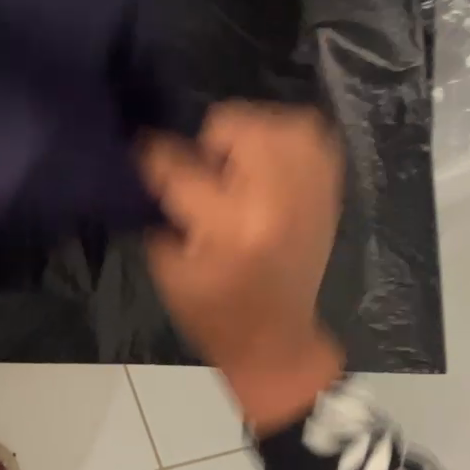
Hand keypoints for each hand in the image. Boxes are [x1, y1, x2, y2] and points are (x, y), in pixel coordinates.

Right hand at [137, 101, 346, 433]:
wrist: (275, 341)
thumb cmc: (210, 314)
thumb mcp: (169, 268)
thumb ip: (165, 211)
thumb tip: (160, 170)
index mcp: (227, 227)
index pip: (182, 168)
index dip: (154, 154)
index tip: (141, 148)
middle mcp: (276, 203)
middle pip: (246, 130)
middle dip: (213, 138)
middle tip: (200, 162)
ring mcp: (310, 197)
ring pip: (287, 127)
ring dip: (253, 132)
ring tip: (235, 157)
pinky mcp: (328, 198)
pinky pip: (316, 143)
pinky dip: (288, 140)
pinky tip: (266, 160)